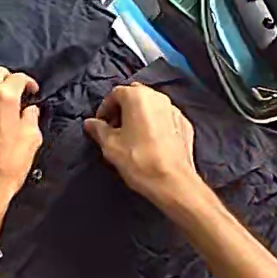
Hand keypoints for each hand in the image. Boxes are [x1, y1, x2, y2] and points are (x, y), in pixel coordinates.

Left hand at [0, 67, 43, 236]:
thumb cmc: (8, 163)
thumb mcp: (32, 137)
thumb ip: (32, 117)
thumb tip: (30, 111)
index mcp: (3, 96)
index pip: (17, 77)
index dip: (29, 82)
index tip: (33, 91)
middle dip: (10, 79)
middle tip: (20, 92)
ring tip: (6, 102)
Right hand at [84, 83, 209, 215]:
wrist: (174, 183)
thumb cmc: (139, 160)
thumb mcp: (110, 146)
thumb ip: (99, 130)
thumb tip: (91, 123)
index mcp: (137, 96)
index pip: (114, 94)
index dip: (105, 109)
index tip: (101, 125)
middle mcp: (157, 97)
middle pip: (134, 95)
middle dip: (123, 108)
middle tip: (115, 129)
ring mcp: (174, 109)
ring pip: (151, 105)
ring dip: (140, 115)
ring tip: (133, 136)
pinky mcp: (185, 124)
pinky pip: (165, 118)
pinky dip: (156, 124)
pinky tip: (151, 141)